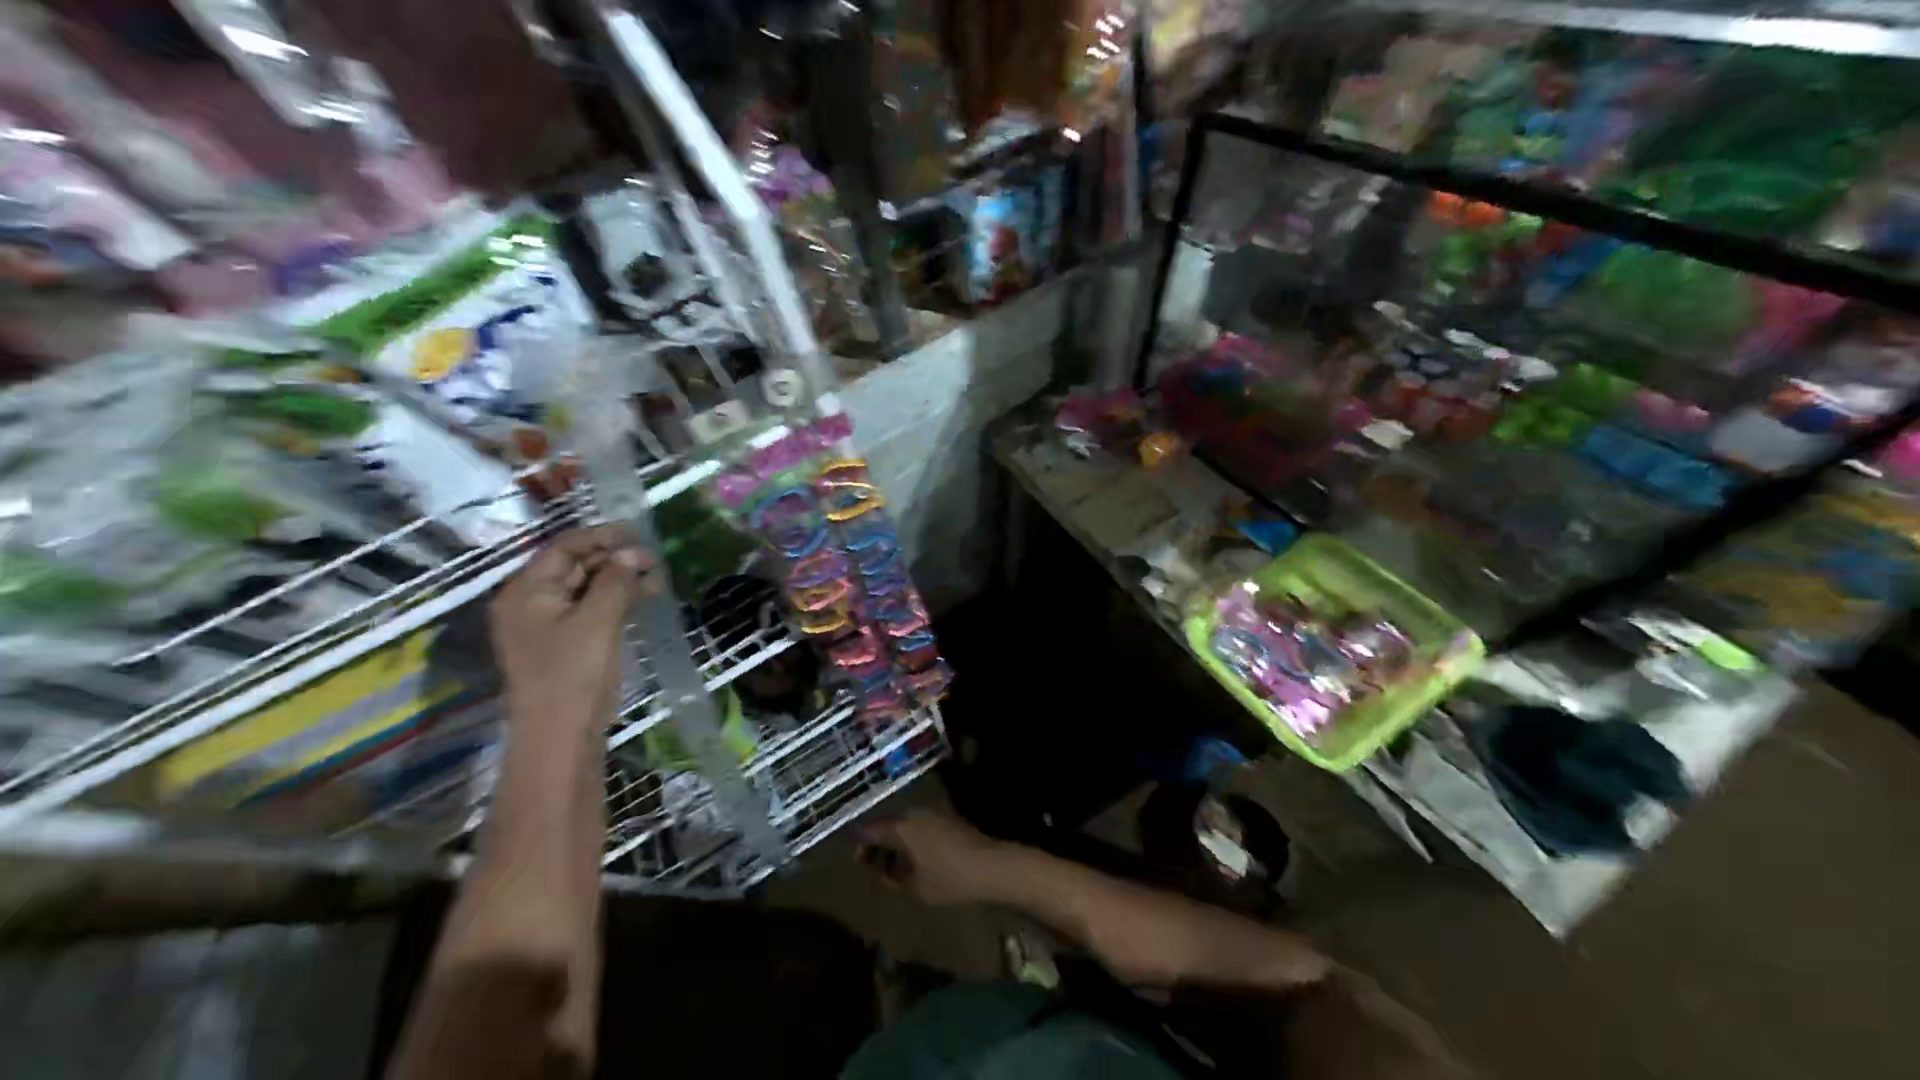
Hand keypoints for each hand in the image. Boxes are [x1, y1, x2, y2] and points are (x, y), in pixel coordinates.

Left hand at [489, 524, 657, 730]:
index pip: (563, 548)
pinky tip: (643, 599)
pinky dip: (616, 601)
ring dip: (619, 580)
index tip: (638, 532)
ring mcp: (548, 626)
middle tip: (653, 558)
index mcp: (526, 592)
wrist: (560, 737)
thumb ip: (615, 581)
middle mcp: (531, 603)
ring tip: (656, 579)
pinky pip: (592, 611)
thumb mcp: (598, 621)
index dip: (601, 536)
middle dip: (613, 559)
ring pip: (586, 589)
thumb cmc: (573, 674)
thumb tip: (633, 555)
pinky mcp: (566, 645)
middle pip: (574, 566)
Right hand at [856, 812, 1016, 906]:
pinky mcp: (949, 821)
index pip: (871, 830)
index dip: (859, 841)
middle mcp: (915, 814)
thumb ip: (892, 881)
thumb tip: (882, 874)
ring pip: (906, 827)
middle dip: (878, 845)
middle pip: (889, 826)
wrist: (991, 867)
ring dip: (896, 844)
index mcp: (902, 827)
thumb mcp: (914, 888)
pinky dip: (912, 843)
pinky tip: (914, 862)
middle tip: (870, 865)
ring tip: (893, 869)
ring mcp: (934, 815)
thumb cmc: (948, 879)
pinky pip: (921, 829)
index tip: (851, 853)